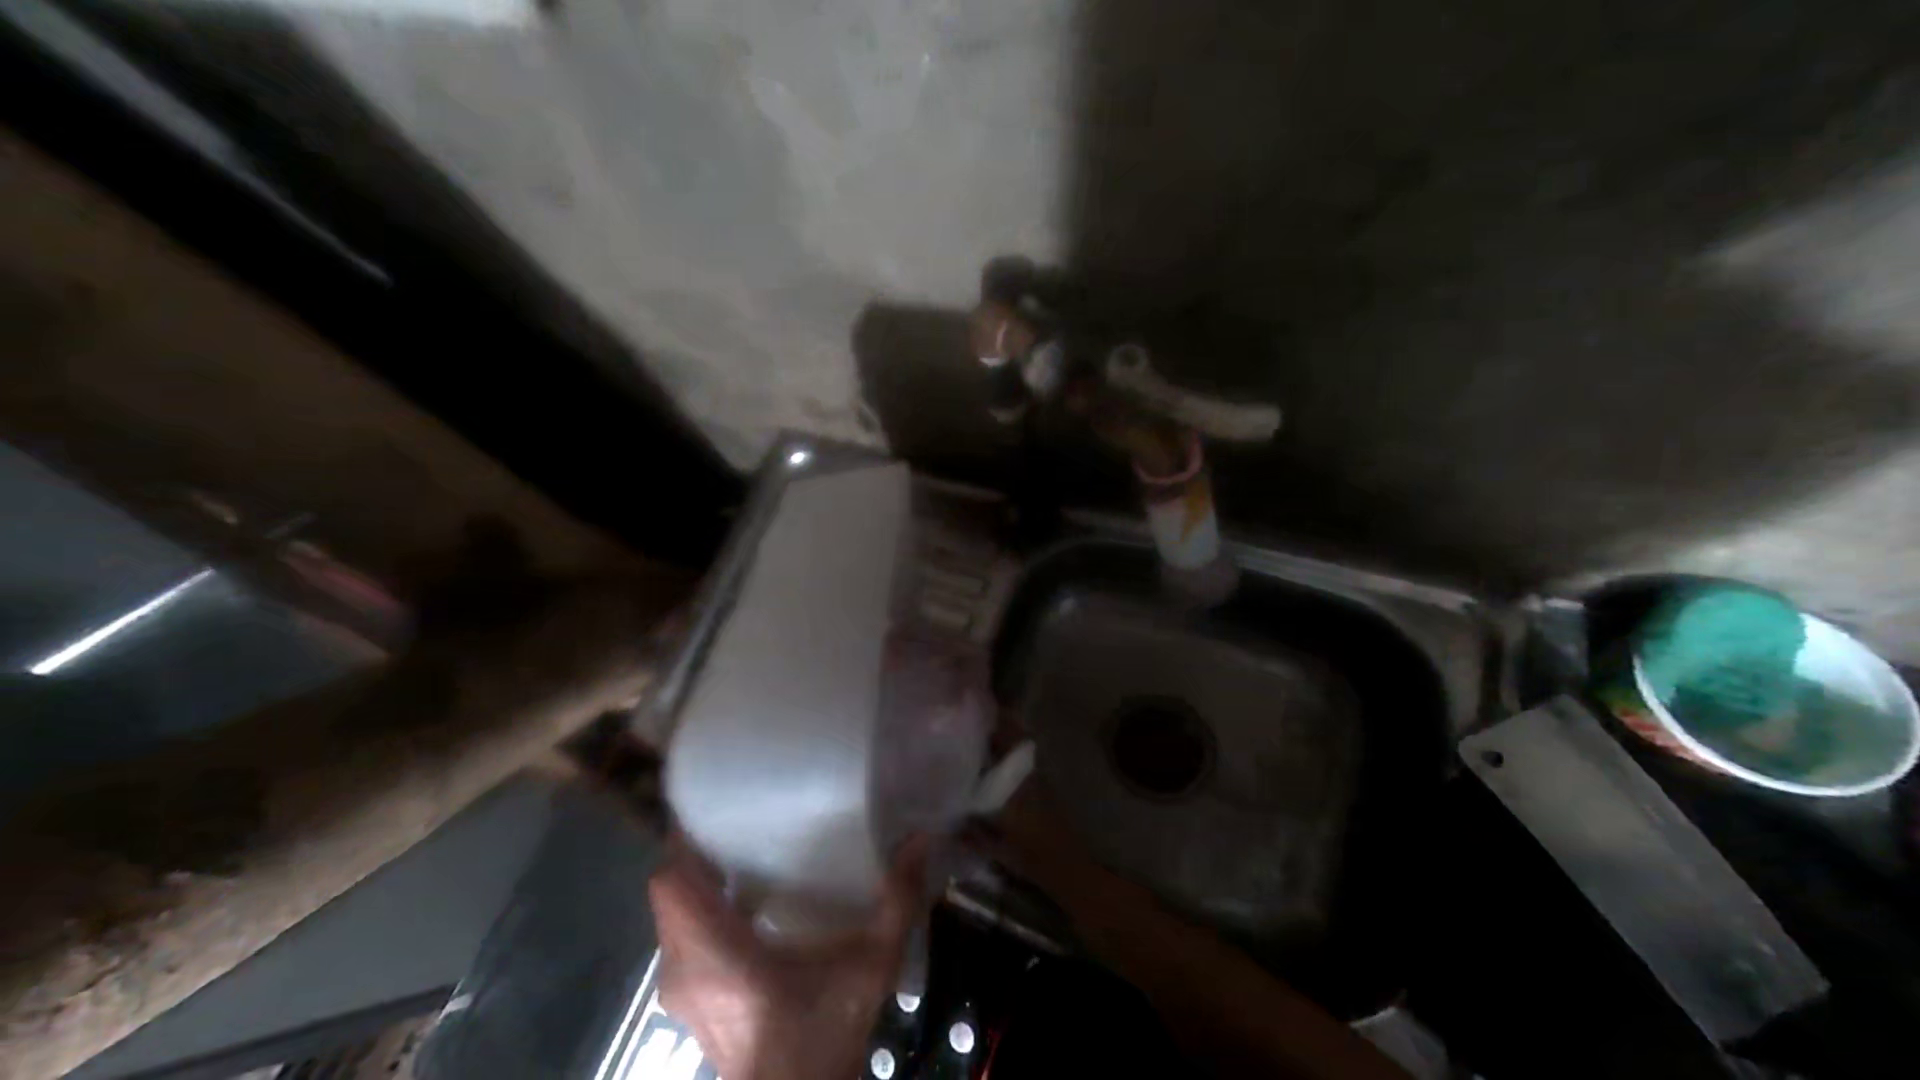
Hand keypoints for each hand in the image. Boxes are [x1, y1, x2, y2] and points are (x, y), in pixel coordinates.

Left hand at [648, 837, 928, 1079]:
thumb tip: (920, 839)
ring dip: (695, 881)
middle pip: (668, 891)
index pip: (672, 883)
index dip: (684, 839)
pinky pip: (677, 937)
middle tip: (735, 816)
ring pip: (669, 915)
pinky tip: (741, 900)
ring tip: (736, 848)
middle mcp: (684, 968)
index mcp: (718, 956)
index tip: (713, 801)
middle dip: (694, 851)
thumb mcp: (870, 967)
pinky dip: (698, 910)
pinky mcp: (684, 1001)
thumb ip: (896, 902)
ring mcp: (678, 989)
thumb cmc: (825, 1033)